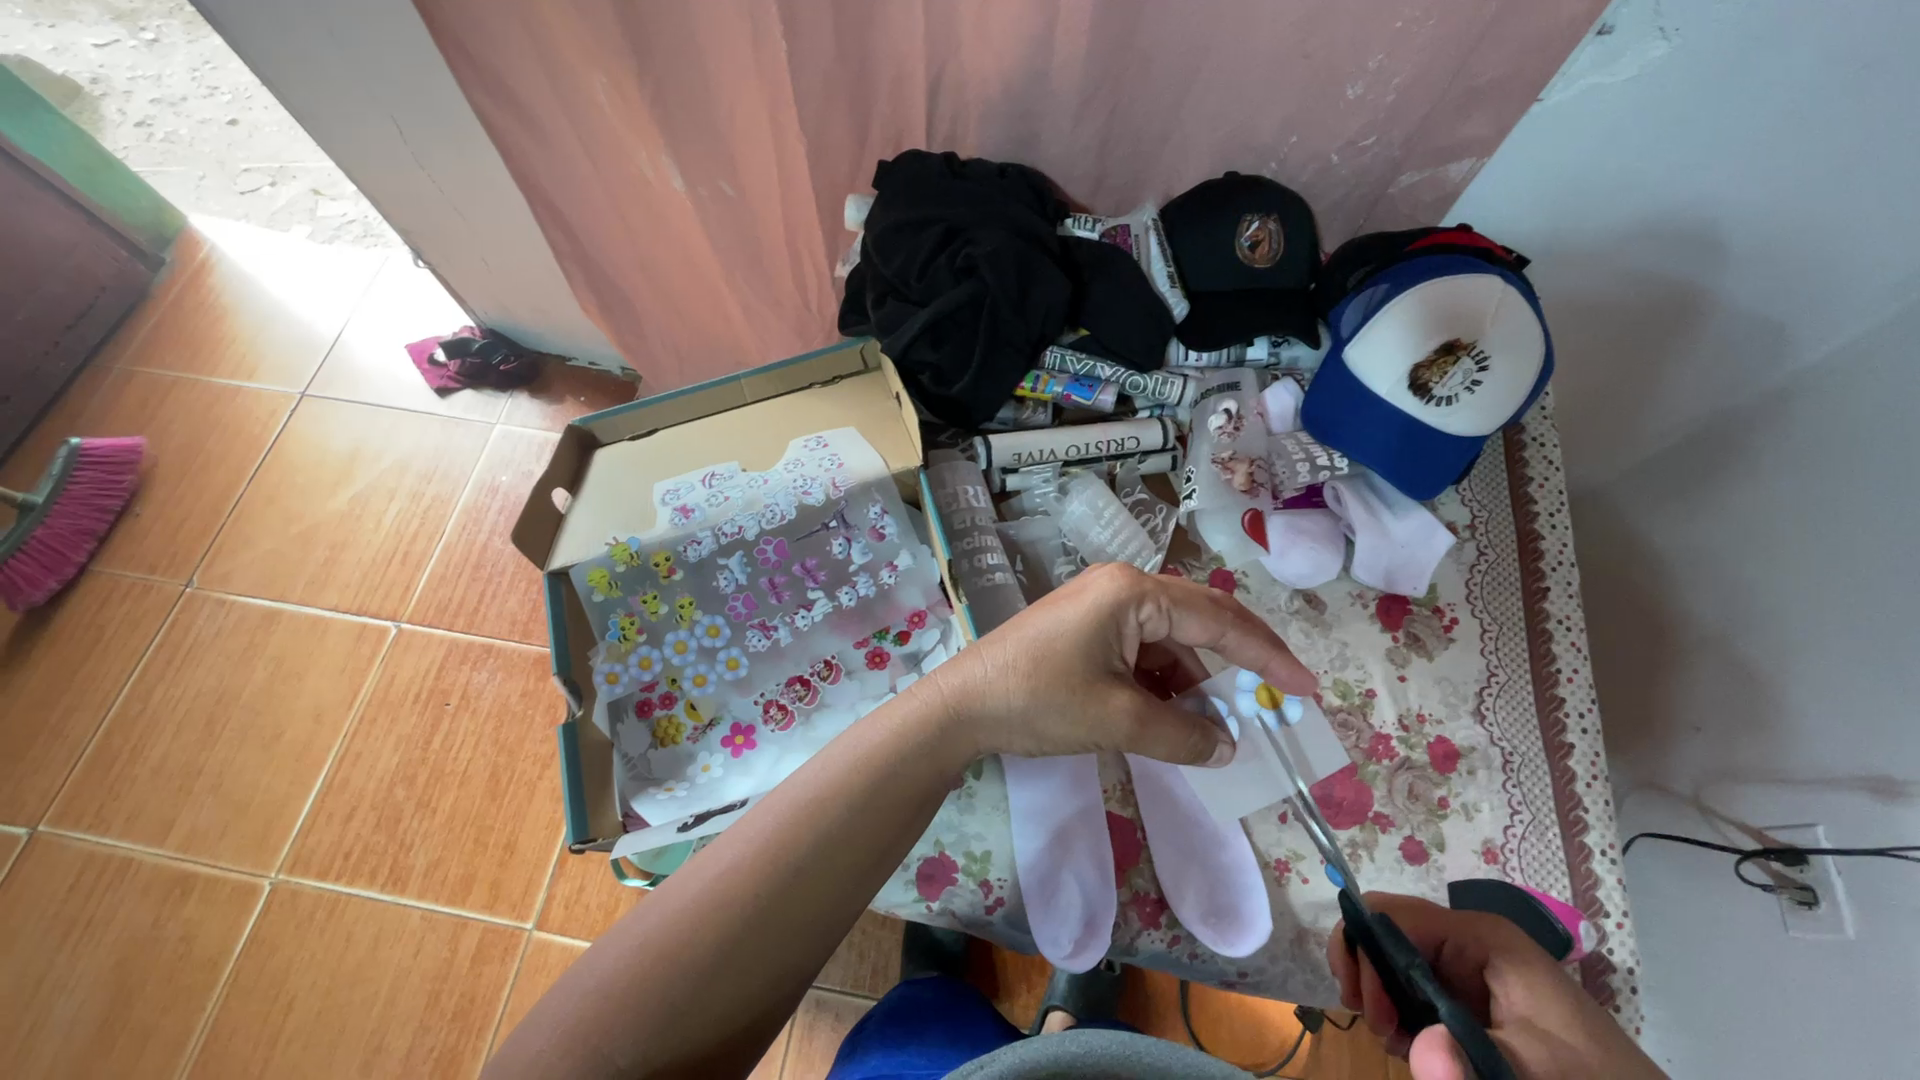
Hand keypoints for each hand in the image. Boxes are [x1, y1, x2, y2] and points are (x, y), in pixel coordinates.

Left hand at [920, 562, 1315, 765]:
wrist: (961, 706)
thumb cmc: (1038, 700)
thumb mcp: (1118, 719)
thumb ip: (1182, 734)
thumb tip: (1229, 747)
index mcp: (1133, 592)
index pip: (1219, 619)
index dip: (1266, 655)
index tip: (1306, 686)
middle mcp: (1121, 588)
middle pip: (1199, 621)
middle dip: (1238, 662)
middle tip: (1280, 697)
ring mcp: (1100, 607)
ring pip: (1170, 642)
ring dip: (1196, 682)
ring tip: (1221, 725)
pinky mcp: (1086, 631)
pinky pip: (1141, 653)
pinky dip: (1163, 684)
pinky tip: (1176, 717)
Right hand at [1328, 893, 1666, 1079]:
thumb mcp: (1533, 1072)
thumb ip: (1472, 1061)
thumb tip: (1418, 1050)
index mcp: (1480, 937)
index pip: (1390, 914)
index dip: (1365, 953)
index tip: (1367, 1011)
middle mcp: (1467, 940)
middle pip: (1384, 930)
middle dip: (1366, 973)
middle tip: (1376, 1025)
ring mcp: (1467, 966)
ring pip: (1392, 959)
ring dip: (1380, 996)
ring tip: (1396, 1039)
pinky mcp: (1468, 995)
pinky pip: (1412, 985)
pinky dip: (1398, 1011)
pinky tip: (1412, 1042)